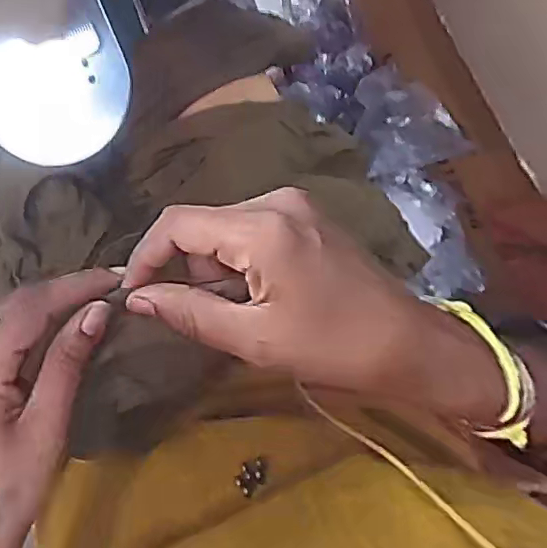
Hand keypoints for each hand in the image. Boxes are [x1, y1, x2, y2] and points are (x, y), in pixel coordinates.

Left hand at [0, 269, 118, 547]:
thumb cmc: (8, 492)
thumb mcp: (46, 427)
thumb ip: (67, 363)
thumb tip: (96, 311)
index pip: (31, 305)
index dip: (75, 286)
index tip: (116, 276)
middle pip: (17, 304)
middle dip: (64, 290)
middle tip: (112, 285)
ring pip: (8, 315)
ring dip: (50, 304)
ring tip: (95, 298)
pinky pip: (1, 334)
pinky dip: (33, 323)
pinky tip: (61, 324)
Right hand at [121, 188, 500, 421]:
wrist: (411, 345)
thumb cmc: (334, 347)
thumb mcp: (253, 338)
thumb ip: (188, 311)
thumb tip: (136, 298)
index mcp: (262, 227)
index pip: (177, 223)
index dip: (146, 257)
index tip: (135, 295)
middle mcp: (275, 200)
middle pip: (200, 225)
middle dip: (190, 270)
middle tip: (207, 316)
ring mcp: (294, 203)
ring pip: (222, 229)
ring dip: (216, 269)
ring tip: (245, 311)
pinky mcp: (305, 215)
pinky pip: (249, 230)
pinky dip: (239, 261)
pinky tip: (262, 294)